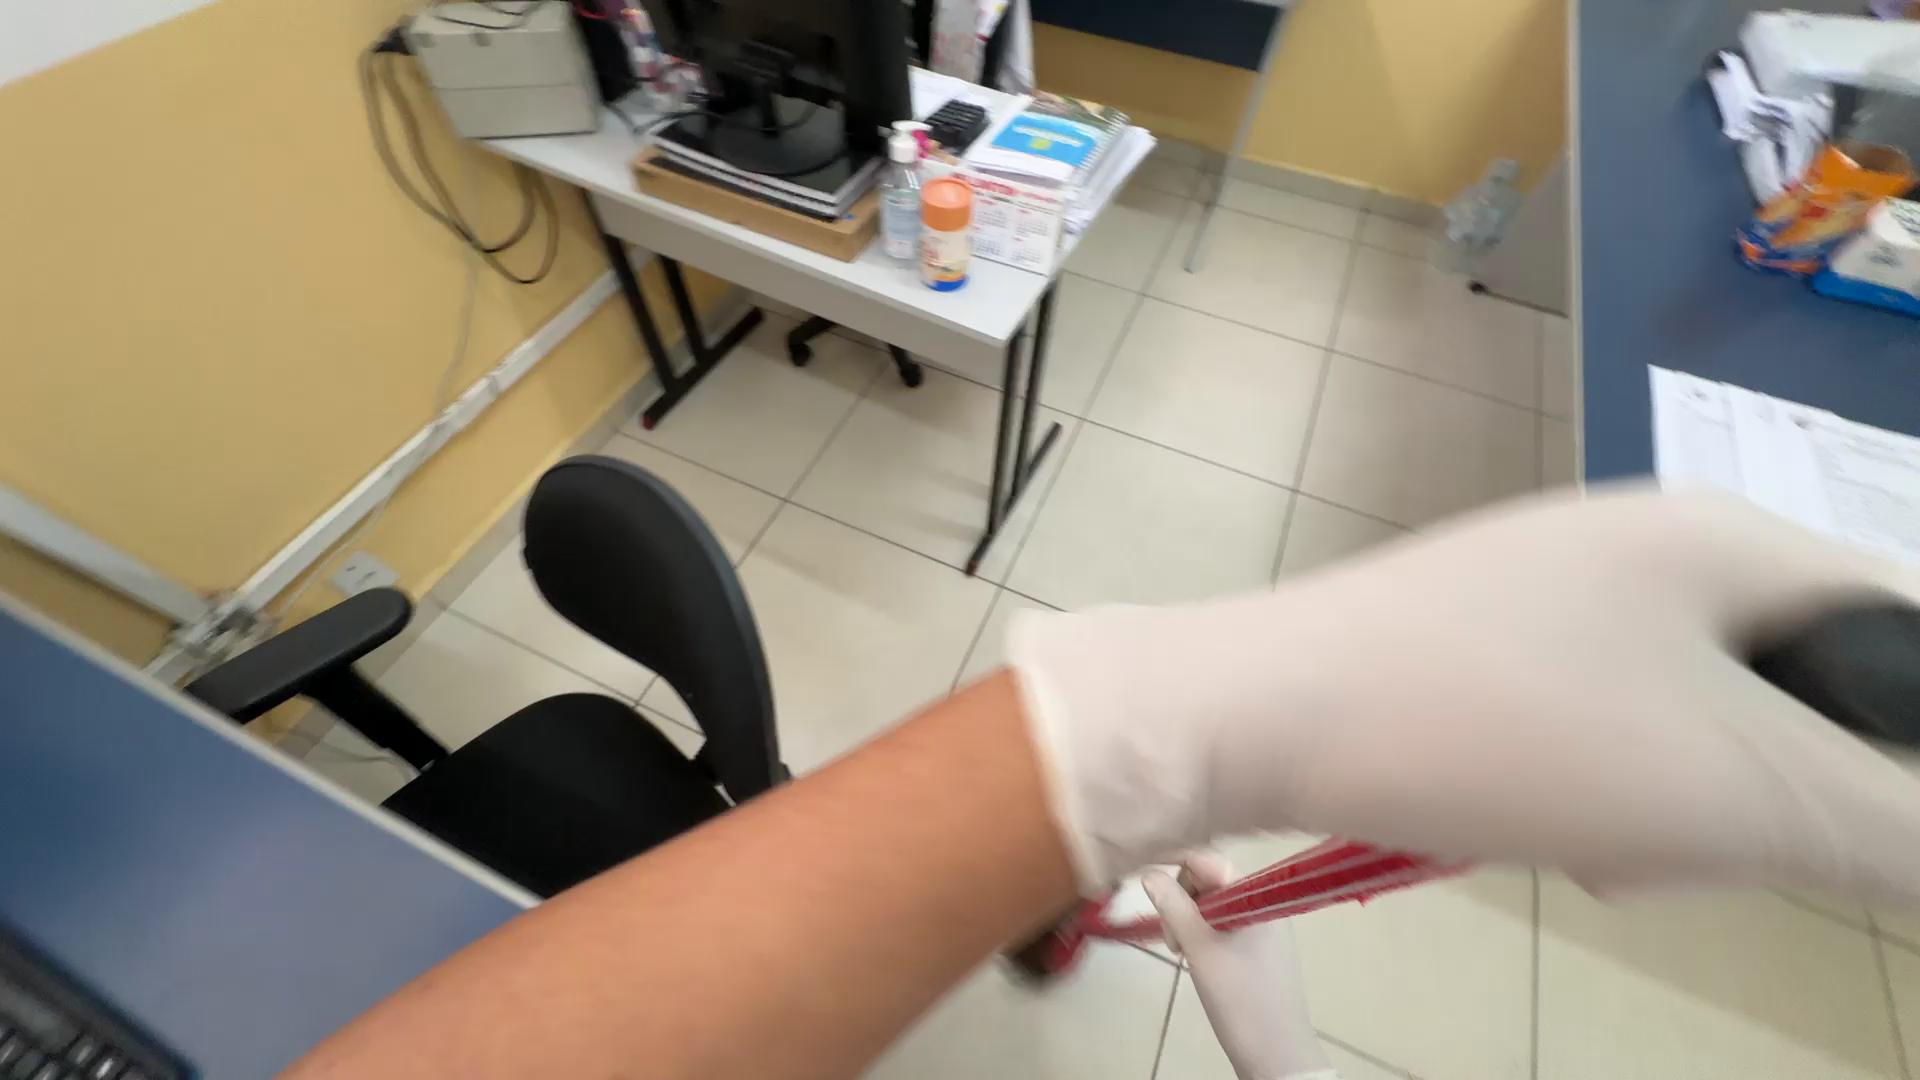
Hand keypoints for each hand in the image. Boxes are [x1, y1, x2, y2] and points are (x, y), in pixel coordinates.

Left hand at [1009, 486, 1919, 898]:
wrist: (1252, 709)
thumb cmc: (1486, 728)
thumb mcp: (1738, 790)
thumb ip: (1902, 818)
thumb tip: (1912, 823)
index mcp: (1708, 537)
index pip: (1900, 632)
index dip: (1901, 750)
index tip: (1841, 832)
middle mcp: (1616, 545)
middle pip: (1779, 685)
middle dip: (1758, 793)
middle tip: (1666, 848)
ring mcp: (1521, 589)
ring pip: (1667, 718)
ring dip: (1654, 805)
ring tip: (1579, 843)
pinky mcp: (1453, 640)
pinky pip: (1569, 720)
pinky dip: (1569, 785)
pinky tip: (1515, 818)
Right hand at [1144, 854, 1339, 1079]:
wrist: (1279, 1062)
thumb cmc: (1241, 1000)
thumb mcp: (1200, 950)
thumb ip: (1173, 907)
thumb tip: (1149, 873)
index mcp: (1257, 897)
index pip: (1209, 861)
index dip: (1176, 864)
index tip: (1148, 880)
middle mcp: (1261, 905)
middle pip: (1208, 880)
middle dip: (1181, 899)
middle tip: (1172, 937)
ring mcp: (1260, 928)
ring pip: (1210, 903)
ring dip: (1187, 919)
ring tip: (1181, 951)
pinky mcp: (1255, 949)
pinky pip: (1220, 923)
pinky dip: (1200, 933)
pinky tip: (1193, 956)